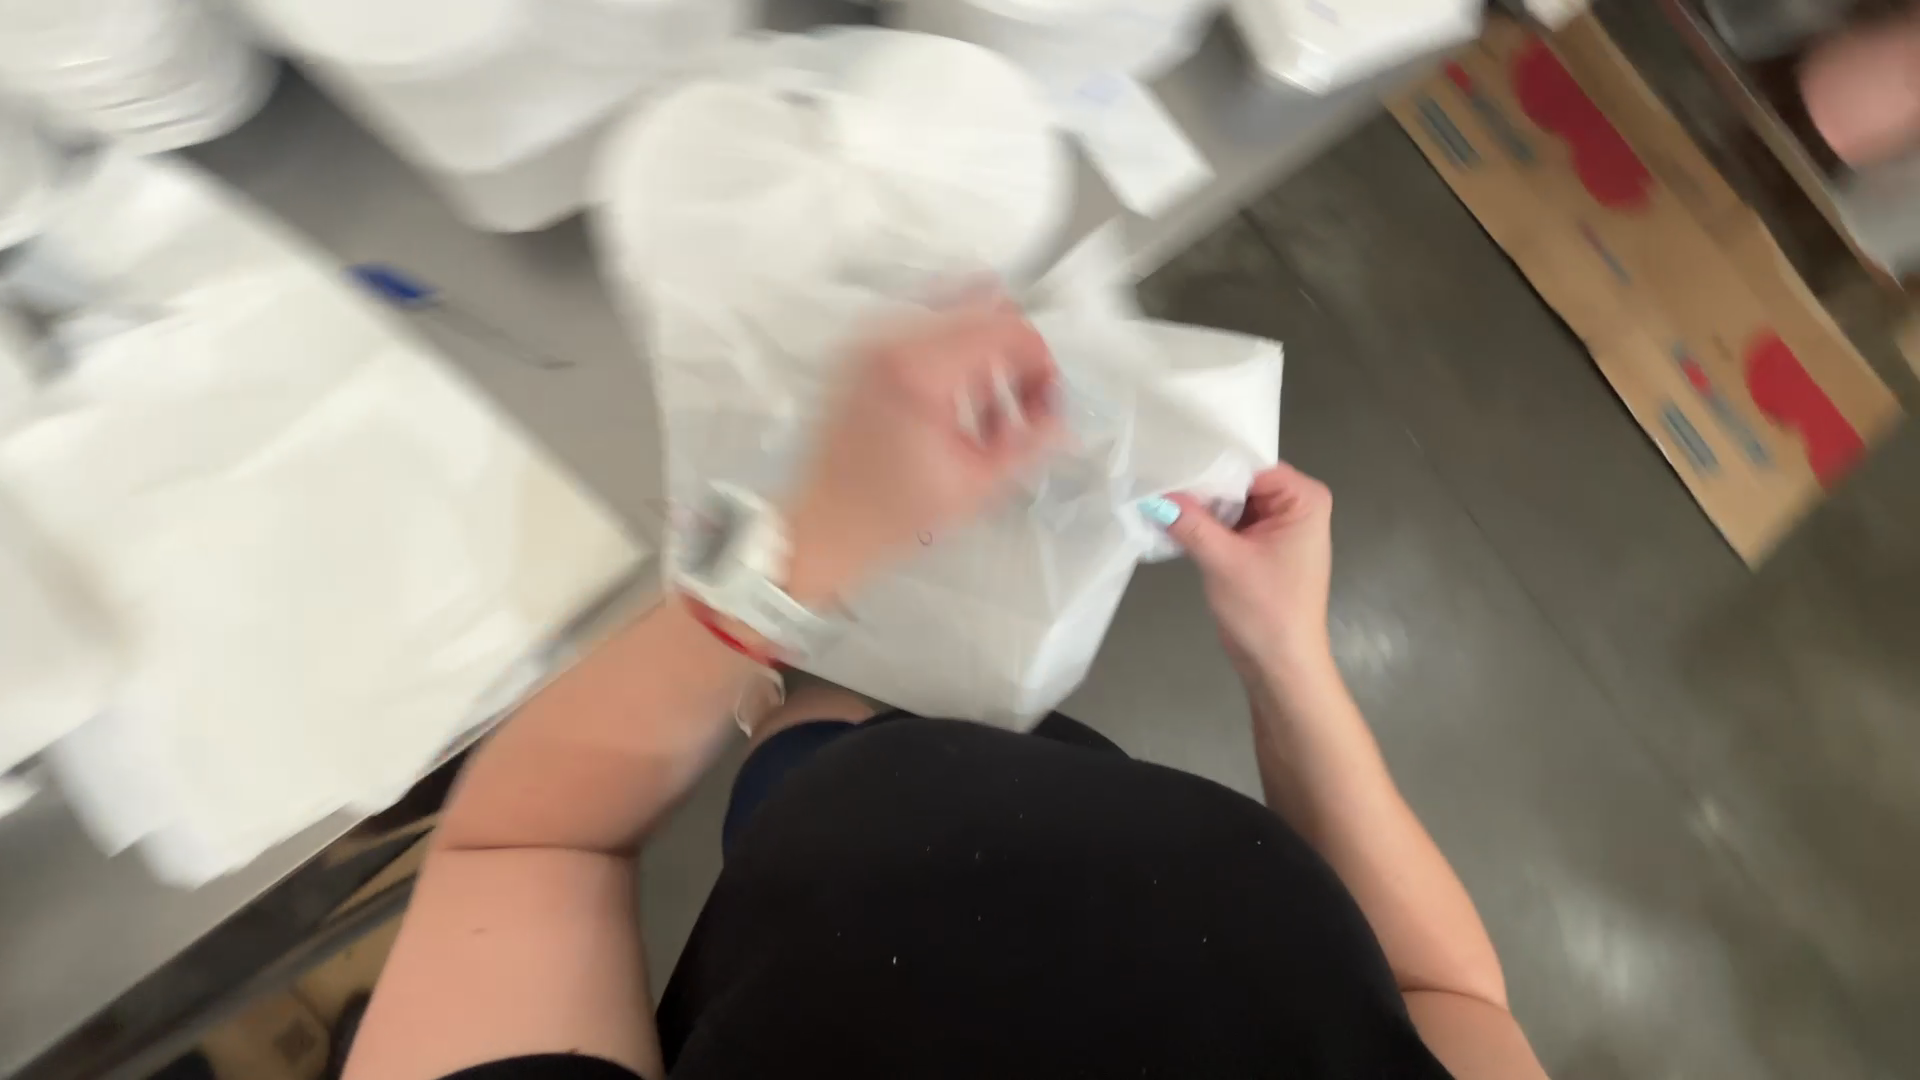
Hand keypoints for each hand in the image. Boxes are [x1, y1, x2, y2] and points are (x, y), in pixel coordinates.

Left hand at [783, 296, 1062, 604]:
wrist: (822, 526)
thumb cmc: (892, 515)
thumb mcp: (974, 484)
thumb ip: (1030, 443)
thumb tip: (1062, 420)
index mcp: (919, 365)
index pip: (1007, 327)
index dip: (1041, 365)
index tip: (1045, 407)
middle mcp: (889, 334)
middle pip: (983, 306)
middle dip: (1014, 356)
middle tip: (1020, 409)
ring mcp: (867, 337)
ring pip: (955, 311)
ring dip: (984, 354)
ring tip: (984, 415)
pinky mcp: (857, 349)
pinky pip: (922, 326)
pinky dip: (951, 353)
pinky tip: (954, 402)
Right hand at [1160, 463, 1333, 674]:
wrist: (1279, 665)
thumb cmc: (1266, 611)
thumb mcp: (1224, 561)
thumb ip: (1189, 523)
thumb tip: (1152, 494)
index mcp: (1303, 499)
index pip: (1250, 464)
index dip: (1211, 463)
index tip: (1169, 461)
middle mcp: (1294, 506)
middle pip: (1238, 480)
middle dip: (1201, 484)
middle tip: (1154, 478)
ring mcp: (1275, 527)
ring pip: (1229, 501)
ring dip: (1198, 505)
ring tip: (1155, 495)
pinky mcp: (1257, 546)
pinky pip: (1226, 522)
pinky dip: (1202, 523)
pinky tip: (1169, 519)